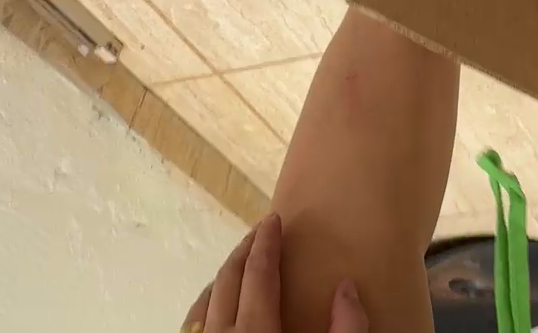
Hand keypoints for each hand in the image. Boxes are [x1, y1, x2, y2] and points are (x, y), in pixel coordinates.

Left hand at [183, 214, 367, 332]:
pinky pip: (190, 325)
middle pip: (228, 278)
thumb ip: (345, 330)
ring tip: (240, 263)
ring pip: (204, 301)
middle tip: (262, 231)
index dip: (267, 241)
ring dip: (224, 276)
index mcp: (255, 331)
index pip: (258, 272)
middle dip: (245, 249)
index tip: (274, 217)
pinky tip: (215, 306)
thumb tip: (347, 287)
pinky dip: (205, 304)